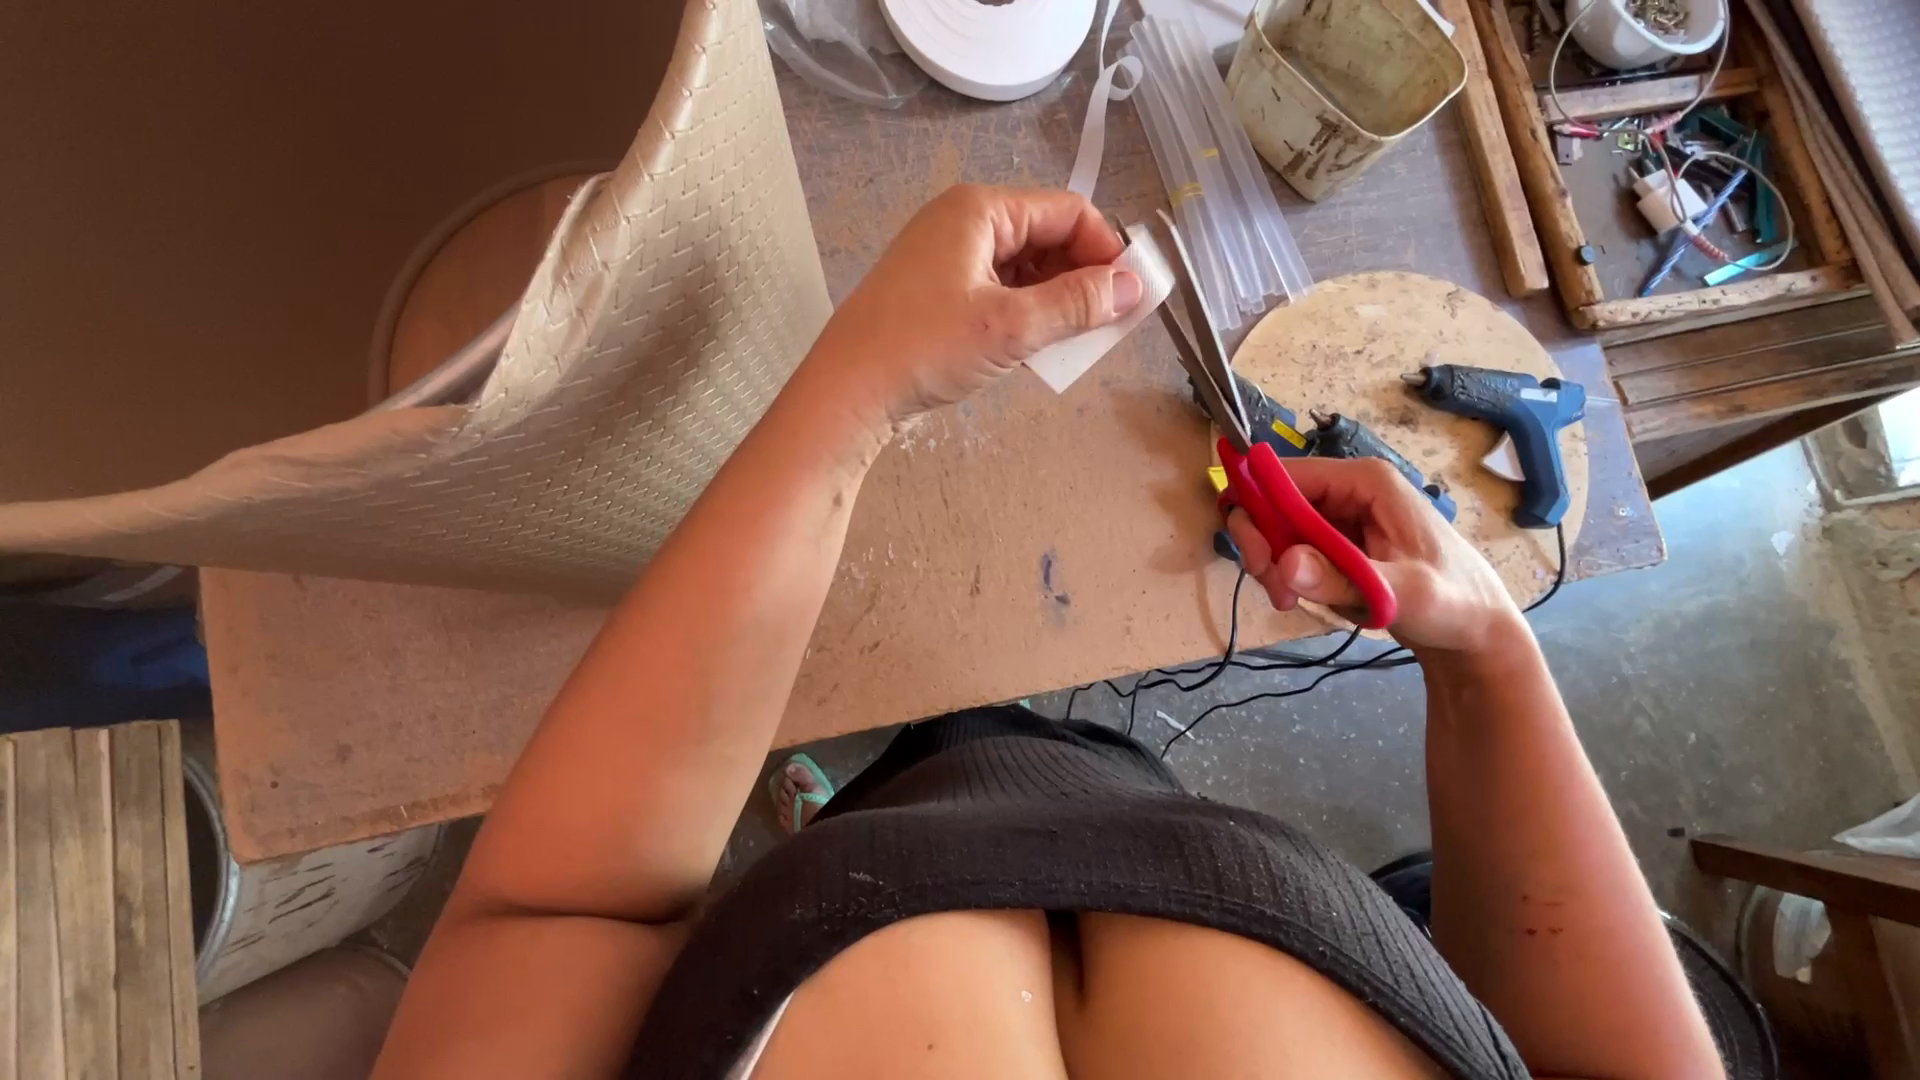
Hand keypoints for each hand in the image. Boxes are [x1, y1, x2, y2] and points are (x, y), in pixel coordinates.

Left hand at [804, 184, 1143, 425]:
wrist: (847, 393)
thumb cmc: (924, 348)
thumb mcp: (1010, 327)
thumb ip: (1076, 304)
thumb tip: (1133, 287)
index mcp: (980, 211)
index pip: (1068, 211)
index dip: (1107, 249)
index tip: (1132, 295)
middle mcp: (964, 224)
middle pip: (1046, 237)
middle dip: (1082, 277)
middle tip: (1108, 324)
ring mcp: (947, 260)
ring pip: (1023, 270)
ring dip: (1055, 302)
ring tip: (1074, 342)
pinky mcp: (938, 295)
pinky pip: (998, 294)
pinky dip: (1024, 316)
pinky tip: (1036, 349)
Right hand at [1225, 458, 1524, 654]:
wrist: (1476, 631)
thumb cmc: (1453, 604)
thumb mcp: (1403, 594)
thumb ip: (1342, 578)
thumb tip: (1283, 563)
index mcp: (1365, 481)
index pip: (1283, 476)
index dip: (1257, 509)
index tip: (1256, 560)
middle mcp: (1347, 489)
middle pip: (1271, 500)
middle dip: (1261, 543)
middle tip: (1274, 588)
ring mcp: (1339, 514)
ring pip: (1274, 526)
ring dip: (1270, 564)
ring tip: (1289, 600)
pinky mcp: (1334, 540)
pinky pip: (1289, 546)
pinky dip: (1283, 573)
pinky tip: (1300, 597)